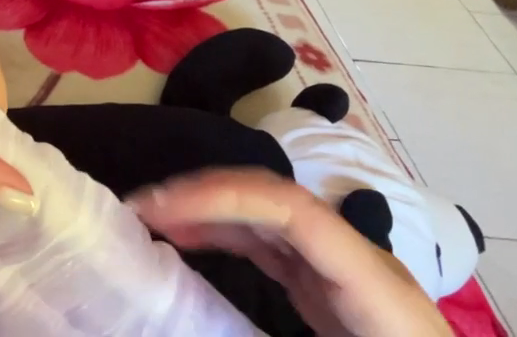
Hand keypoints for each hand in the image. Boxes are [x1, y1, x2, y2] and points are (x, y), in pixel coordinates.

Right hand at [133, 170, 448, 336]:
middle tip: (141, 208)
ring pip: (264, 215)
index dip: (223, 196)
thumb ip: (278, 329)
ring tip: (151, 217)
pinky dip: (221, 233)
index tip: (163, 210)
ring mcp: (343, 271)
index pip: (293, 211)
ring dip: (204, 208)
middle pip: (273, 200)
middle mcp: (359, 264)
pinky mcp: (330, 288)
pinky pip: (268, 243)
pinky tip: (185, 239)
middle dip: (202, 194)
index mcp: (375, 289)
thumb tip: (204, 319)